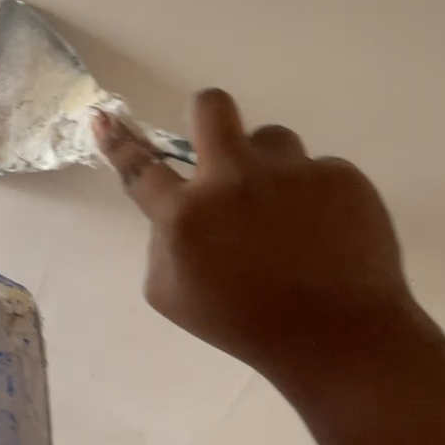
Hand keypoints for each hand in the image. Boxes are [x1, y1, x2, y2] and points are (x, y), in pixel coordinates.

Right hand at [96, 89, 432, 381]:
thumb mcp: (170, 294)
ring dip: (264, 165)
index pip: (139, 166)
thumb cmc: (240, 322)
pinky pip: (315, 169)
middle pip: (212, 109)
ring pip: (270, 139)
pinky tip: (318, 232)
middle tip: (214, 139)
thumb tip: (177, 213)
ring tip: (280, 209)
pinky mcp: (340, 176)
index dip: (119, 141)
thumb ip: (163, 244)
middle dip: (204, 113)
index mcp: (183, 215)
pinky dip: (310, 195)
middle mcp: (232, 180)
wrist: (335, 335)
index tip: (104, 118)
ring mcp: (291, 172)